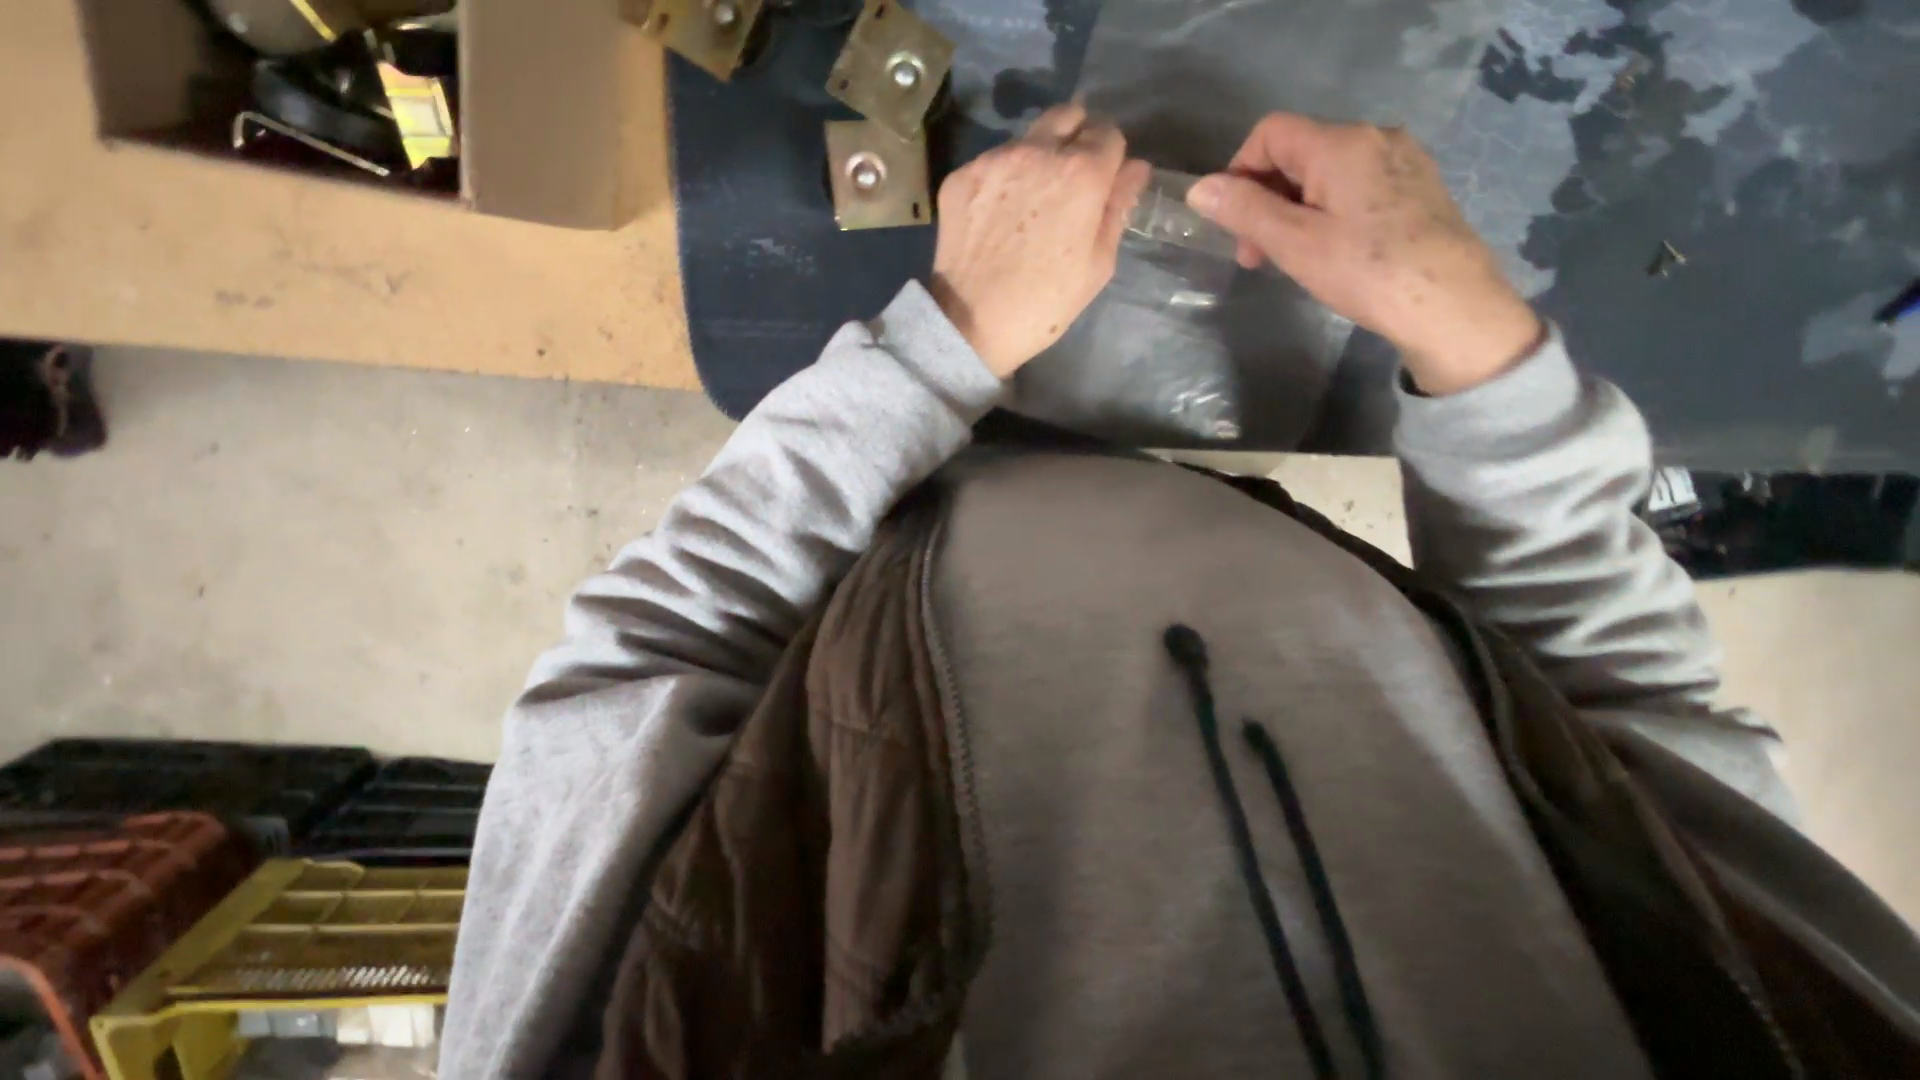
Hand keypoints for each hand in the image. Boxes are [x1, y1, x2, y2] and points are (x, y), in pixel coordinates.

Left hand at [930, 104, 1151, 377]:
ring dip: (1035, 158)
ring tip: (1028, 203)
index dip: (1109, 156)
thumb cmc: (1045, 303)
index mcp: (1082, 172)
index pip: (1108, 133)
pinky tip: (998, 217)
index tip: (1102, 180)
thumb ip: (1118, 207)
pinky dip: (1001, 180)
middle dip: (1075, 137)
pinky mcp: (961, 176)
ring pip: (1026, 139)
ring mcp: (993, 160)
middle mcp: (1037, 151)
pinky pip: (992, 163)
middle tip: (1070, 178)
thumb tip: (1135, 168)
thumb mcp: (1098, 264)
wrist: (970, 322)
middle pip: (1066, 116)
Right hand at [1186, 114, 1542, 395]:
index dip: (1240, 170)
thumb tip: (1199, 188)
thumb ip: (1244, 210)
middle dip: (1265, 198)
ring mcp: (1402, 161)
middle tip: (1255, 256)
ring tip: (1291, 259)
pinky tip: (1332, 253)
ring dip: (1294, 209)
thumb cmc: (1366, 271)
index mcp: (1341, 144)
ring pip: (1326, 173)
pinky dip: (1328, 212)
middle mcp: (1374, 137)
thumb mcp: (1294, 243)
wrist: (1449, 304)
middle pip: (1299, 152)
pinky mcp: (1417, 187)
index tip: (1233, 222)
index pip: (1271, 132)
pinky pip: (1355, 186)